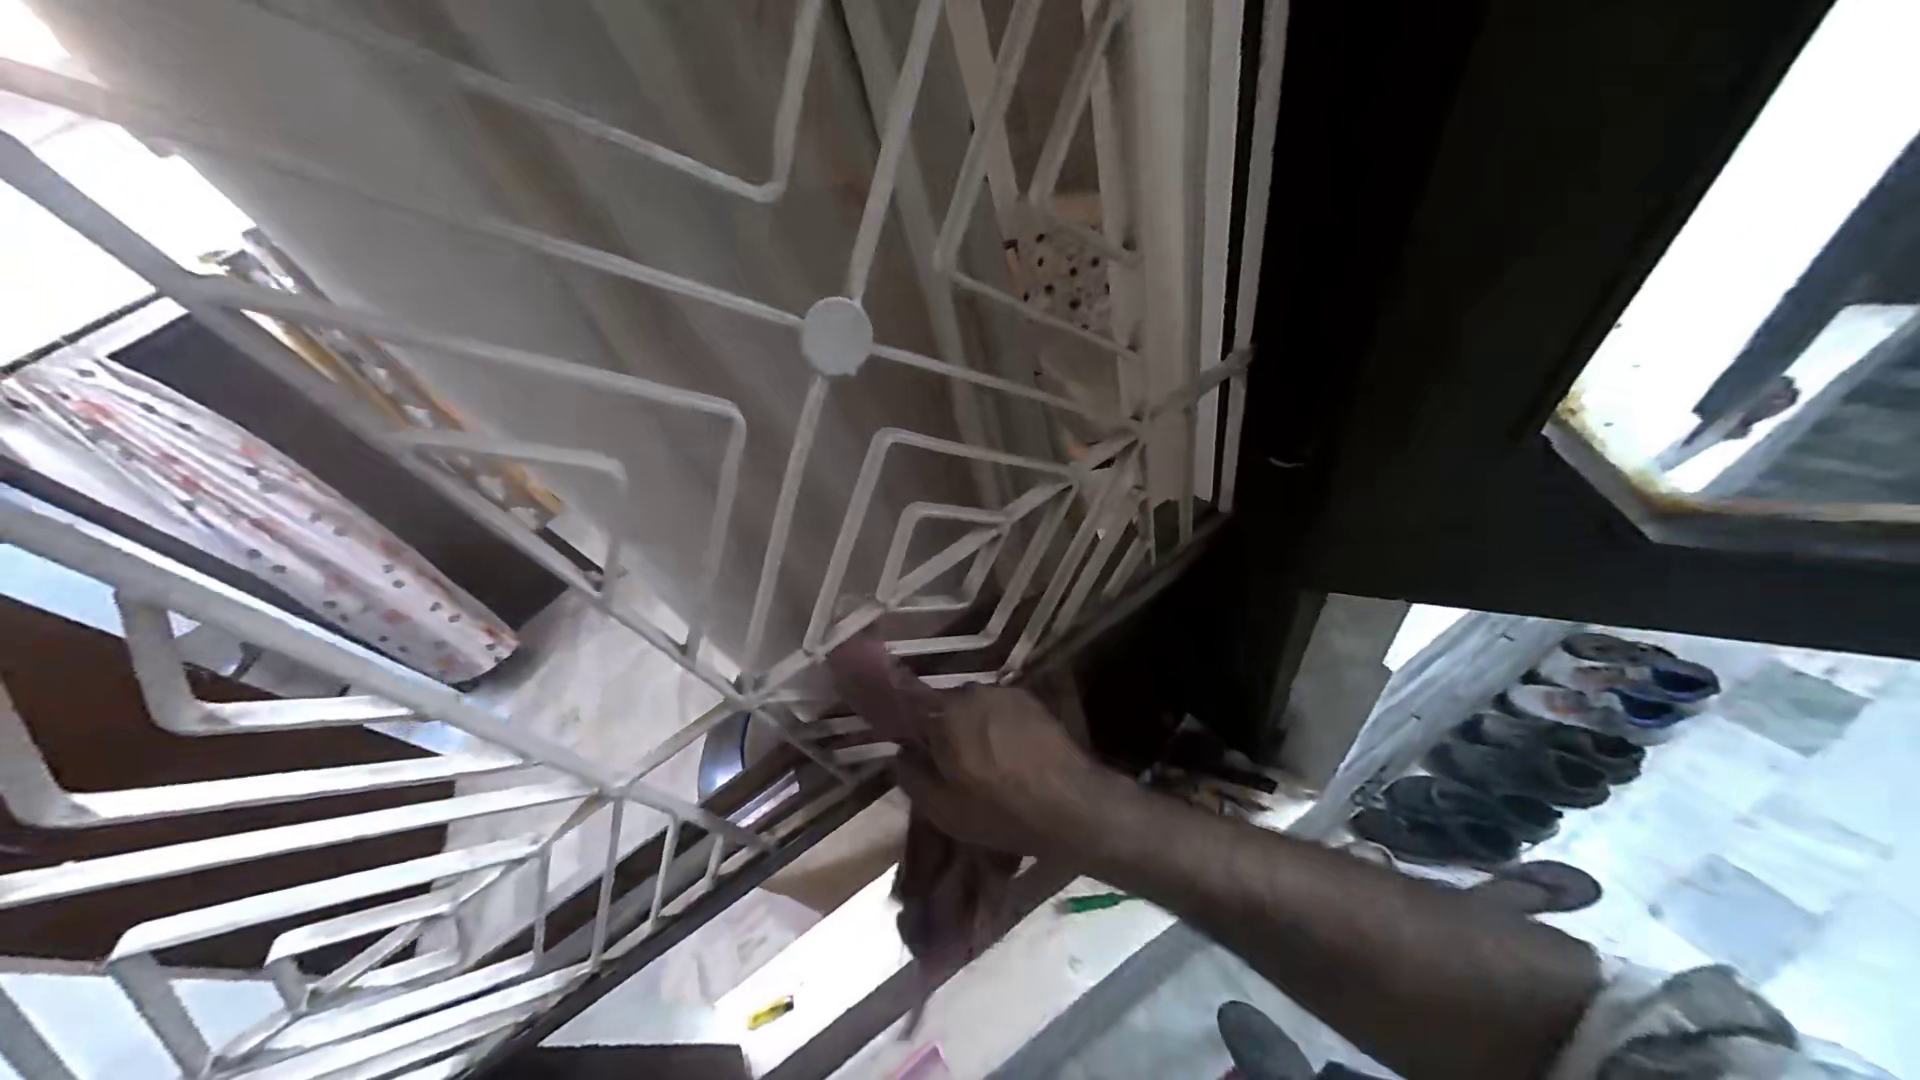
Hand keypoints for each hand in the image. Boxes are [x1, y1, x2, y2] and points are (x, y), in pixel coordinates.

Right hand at [827, 637, 1117, 857]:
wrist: (1074, 805)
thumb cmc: (1002, 812)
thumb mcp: (944, 810)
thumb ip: (912, 776)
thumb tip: (900, 754)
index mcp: (945, 716)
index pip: (903, 695)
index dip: (882, 686)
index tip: (860, 670)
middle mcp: (972, 693)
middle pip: (942, 706)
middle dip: (939, 728)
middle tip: (947, 761)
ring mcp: (1005, 693)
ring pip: (972, 708)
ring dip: (970, 727)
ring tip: (987, 763)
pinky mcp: (1030, 701)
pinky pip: (998, 710)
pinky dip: (996, 726)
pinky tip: (1011, 756)